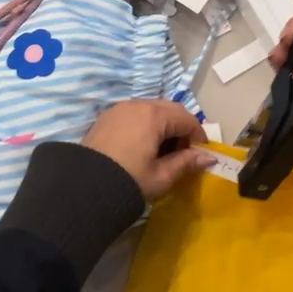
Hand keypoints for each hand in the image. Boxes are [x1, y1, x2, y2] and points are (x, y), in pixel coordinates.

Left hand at [82, 99, 212, 199]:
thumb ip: (186, 163)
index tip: (202, 154)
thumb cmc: (128, 180)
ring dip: (163, 126)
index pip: (186, 118)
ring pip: (151, 110)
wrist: (84, 187)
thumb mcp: (161, 176)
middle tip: (184, 153)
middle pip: (169, 109)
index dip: (198, 135)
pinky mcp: (107, 117)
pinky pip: (134, 114)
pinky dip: (146, 125)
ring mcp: (119, 108)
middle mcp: (137, 105)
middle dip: (181, 128)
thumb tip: (208, 157)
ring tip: (164, 152)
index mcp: (153, 116)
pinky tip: (144, 147)